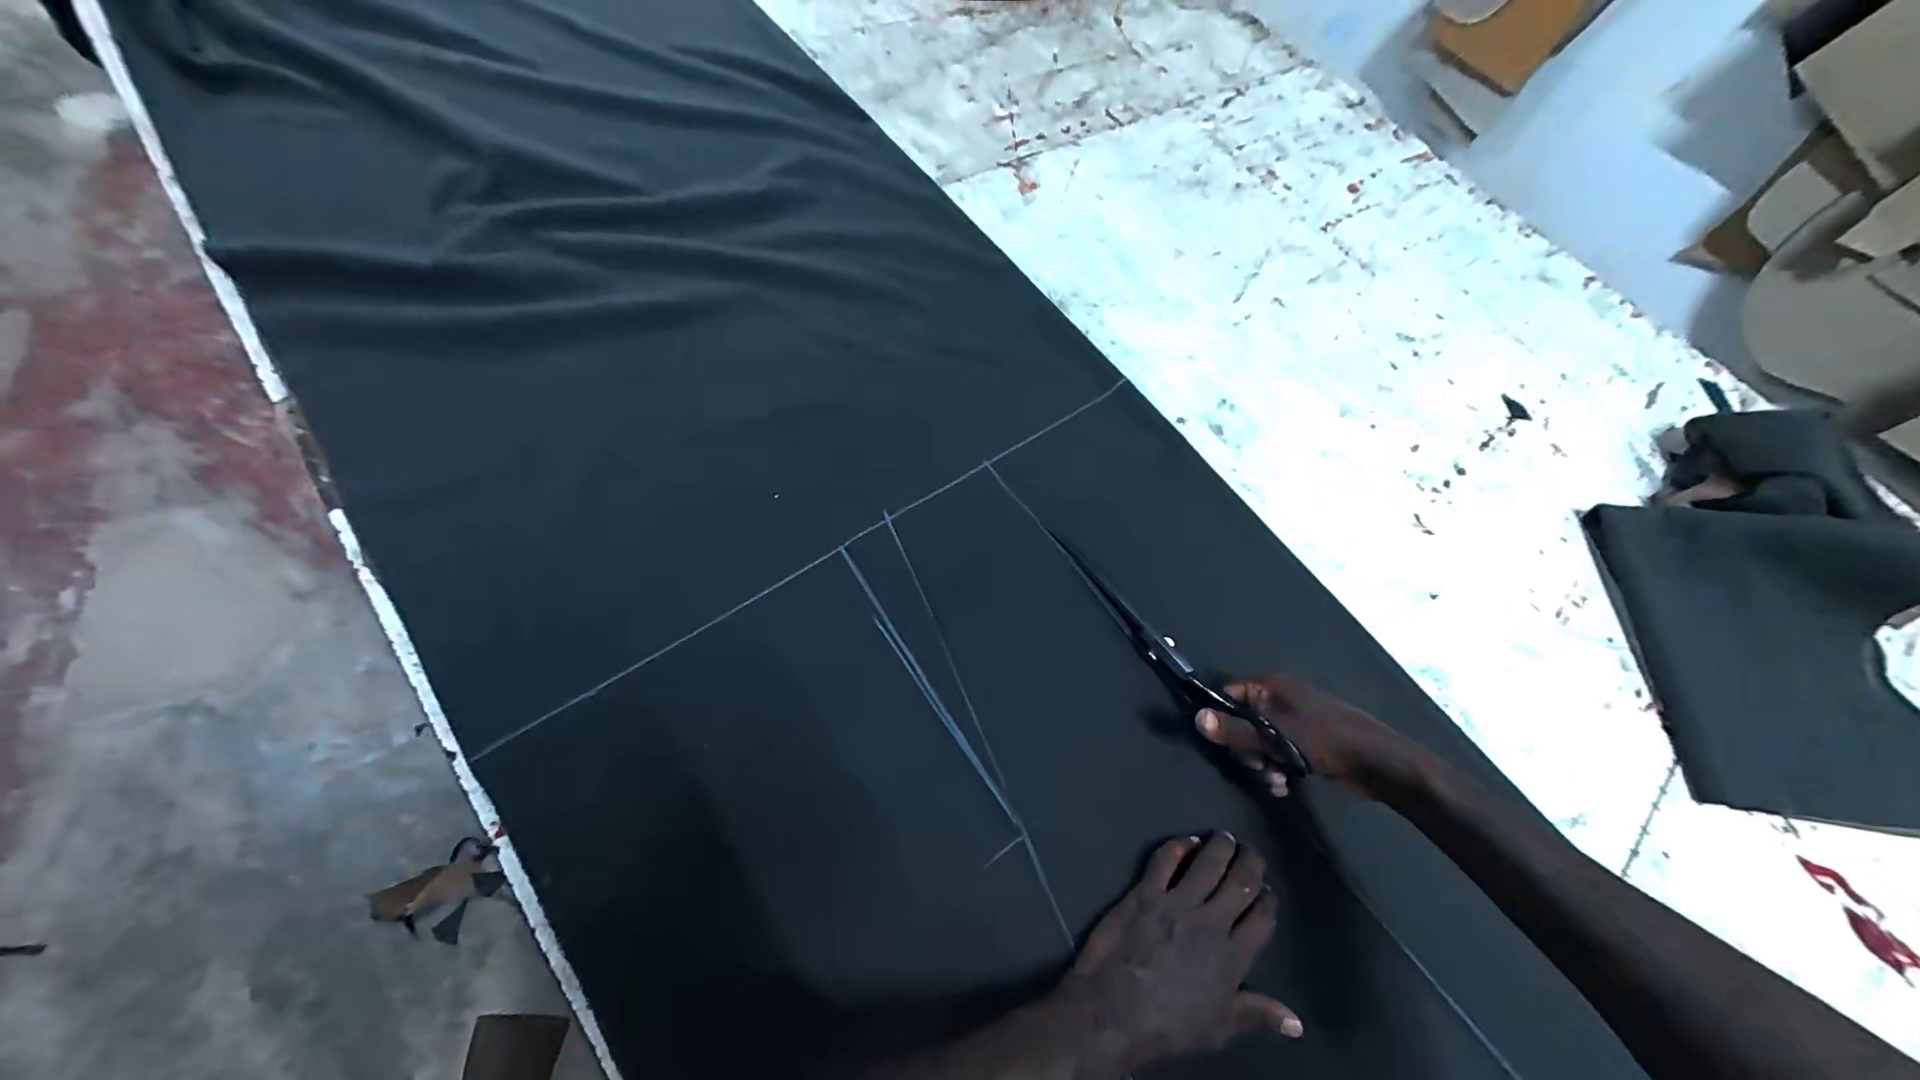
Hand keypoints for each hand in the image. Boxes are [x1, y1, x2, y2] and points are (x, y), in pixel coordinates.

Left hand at [1055, 834, 1300, 1073]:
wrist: (1116, 1010)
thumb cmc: (1169, 1023)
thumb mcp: (1219, 1026)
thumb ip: (1257, 1013)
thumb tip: (1297, 1022)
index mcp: (1232, 955)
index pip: (1261, 917)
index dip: (1267, 899)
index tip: (1267, 889)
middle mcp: (1210, 922)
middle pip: (1240, 881)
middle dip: (1250, 862)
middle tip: (1251, 851)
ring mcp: (1176, 903)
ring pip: (1207, 863)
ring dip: (1219, 846)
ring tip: (1224, 837)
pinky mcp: (1145, 893)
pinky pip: (1165, 860)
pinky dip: (1178, 845)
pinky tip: (1187, 841)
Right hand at [1195, 674, 1430, 798]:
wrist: (1380, 764)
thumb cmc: (1324, 741)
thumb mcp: (1274, 736)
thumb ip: (1233, 730)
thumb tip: (1197, 718)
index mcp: (1271, 686)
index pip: (1228, 695)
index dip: (1220, 717)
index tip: (1222, 742)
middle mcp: (1280, 699)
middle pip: (1241, 722)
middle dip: (1246, 750)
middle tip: (1258, 765)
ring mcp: (1294, 721)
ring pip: (1259, 742)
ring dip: (1262, 764)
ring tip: (1276, 780)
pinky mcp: (1307, 743)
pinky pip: (1278, 753)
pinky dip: (1277, 769)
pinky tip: (1285, 785)